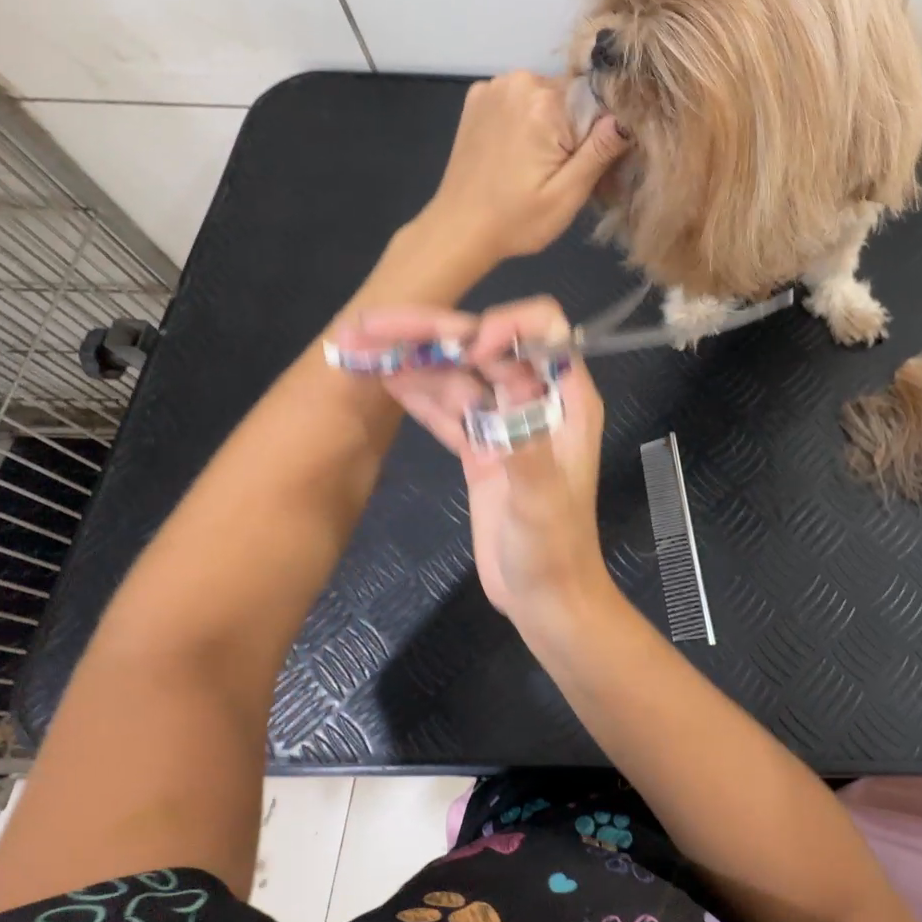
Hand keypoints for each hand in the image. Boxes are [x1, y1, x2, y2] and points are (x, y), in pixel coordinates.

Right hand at [335, 298, 611, 616]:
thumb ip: (526, 444)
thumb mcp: (541, 500)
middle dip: (432, 331)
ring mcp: (505, 421)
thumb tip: (504, 388)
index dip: (503, 326)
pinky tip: (378, 373)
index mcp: (567, 400)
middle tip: (368, 323)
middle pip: (484, 347)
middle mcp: (536, 400)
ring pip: (457, 374)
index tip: (467, 347)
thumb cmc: (554, 551)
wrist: (544, 597)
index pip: (541, 335)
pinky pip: (445, 408)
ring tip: (354, 343)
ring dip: (411, 357)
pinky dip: (415, 391)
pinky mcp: (480, 446)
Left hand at [427, 71, 629, 260]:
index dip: (602, 133)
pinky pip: (522, 101)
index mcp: (542, 103)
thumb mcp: (568, 194)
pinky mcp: (479, 98)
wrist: (458, 229)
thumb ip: (599, 152)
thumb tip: (626, 118)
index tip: (596, 165)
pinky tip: (521, 155)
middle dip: (576, 130)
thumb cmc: (516, 220)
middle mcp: (518, 82)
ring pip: (547, 98)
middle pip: (571, 97)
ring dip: (553, 126)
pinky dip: (528, 122)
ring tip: (541, 168)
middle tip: (566, 174)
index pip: (597, 100)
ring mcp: (494, 87)